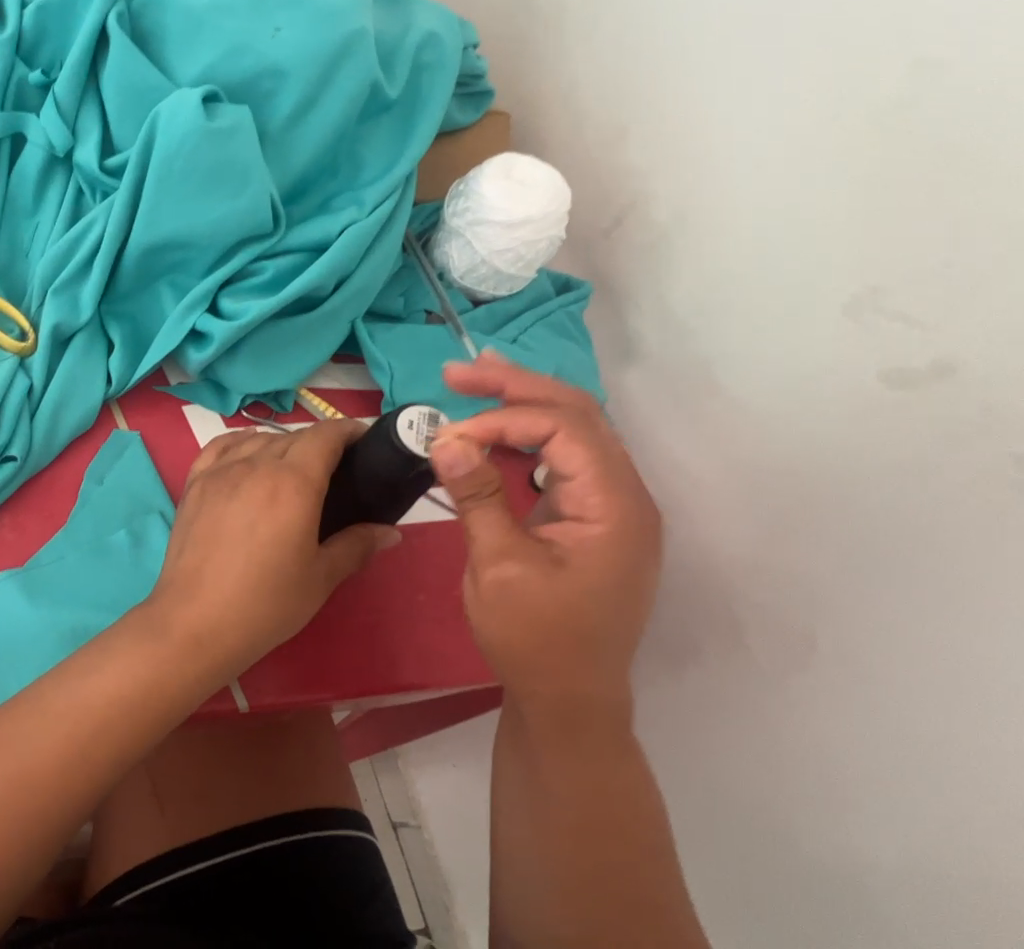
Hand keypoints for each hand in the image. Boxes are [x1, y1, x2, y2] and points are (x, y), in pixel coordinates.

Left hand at [150, 421, 400, 675]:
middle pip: (292, 437)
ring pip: (256, 439)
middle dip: (319, 443)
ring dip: (281, 444)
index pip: (325, 436)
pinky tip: (248, 458)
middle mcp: (254, 465)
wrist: (195, 622)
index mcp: (292, 482)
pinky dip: (241, 443)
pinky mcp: (193, 484)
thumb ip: (356, 546)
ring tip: (294, 468)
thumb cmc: (265, 604)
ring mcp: (218, 472)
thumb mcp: (320, 577)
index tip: (365, 442)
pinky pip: (220, 447)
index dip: (349, 431)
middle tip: (337, 470)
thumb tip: (390, 532)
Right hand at [428, 357, 661, 717]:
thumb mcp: (498, 566)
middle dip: (517, 389)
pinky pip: (567, 461)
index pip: (563, 428)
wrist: (569, 698)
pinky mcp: (594, 520)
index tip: (448, 435)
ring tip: (476, 384)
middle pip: (579, 416)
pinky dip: (530, 439)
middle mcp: (625, 496)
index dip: (503, 418)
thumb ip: (478, 495)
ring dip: (526, 407)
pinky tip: (498, 432)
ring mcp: (613, 508)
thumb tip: (447, 438)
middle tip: (458, 373)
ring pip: (576, 433)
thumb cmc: (535, 638)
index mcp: (614, 505)